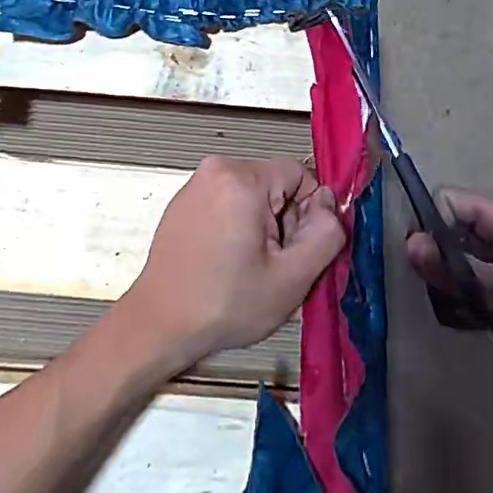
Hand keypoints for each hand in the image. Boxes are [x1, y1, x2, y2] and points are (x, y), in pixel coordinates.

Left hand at [120, 156, 347, 366]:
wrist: (161, 322)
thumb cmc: (222, 304)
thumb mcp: (292, 277)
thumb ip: (326, 234)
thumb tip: (330, 205)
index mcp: (241, 178)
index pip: (301, 174)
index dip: (308, 212)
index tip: (293, 248)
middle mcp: (215, 170)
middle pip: (276, 184)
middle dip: (284, 221)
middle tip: (271, 264)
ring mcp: (196, 184)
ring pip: (253, 195)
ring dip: (261, 227)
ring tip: (246, 267)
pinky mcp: (184, 202)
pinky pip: (228, 202)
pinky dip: (236, 227)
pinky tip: (226, 262)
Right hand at [408, 191, 492, 425]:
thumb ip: (448, 267)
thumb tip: (408, 241)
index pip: (452, 201)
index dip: (433, 223)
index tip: (422, 256)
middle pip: (453, 231)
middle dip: (437, 256)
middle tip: (435, 287)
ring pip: (458, 261)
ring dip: (447, 284)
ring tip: (452, 308)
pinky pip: (469, 287)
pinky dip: (460, 302)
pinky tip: (464, 322)